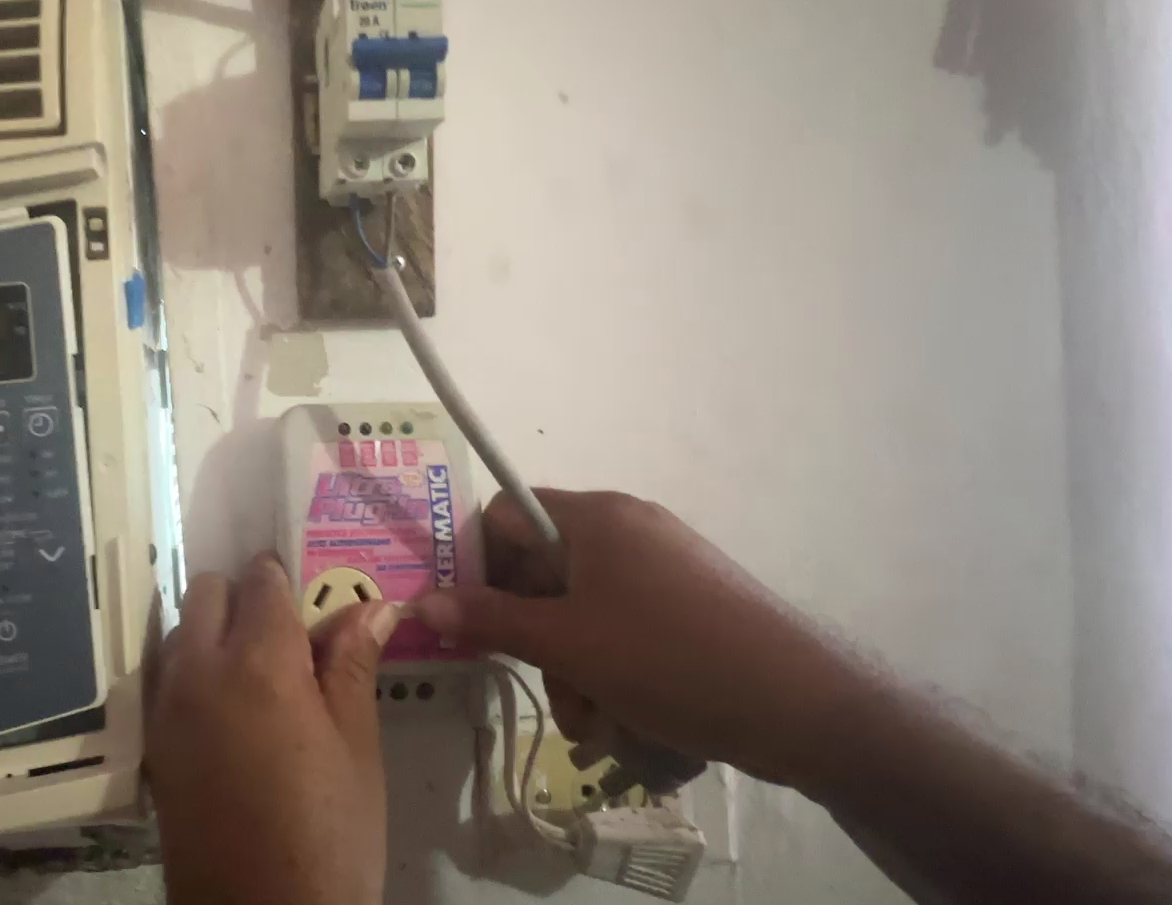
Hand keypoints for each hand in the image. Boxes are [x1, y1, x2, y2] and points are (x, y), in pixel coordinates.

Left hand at [145, 553, 399, 904]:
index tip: (303, 595)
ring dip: (210, 628)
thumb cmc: (328, 833)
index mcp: (258, 661)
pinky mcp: (151, 740)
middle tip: (280, 636)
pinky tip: (221, 706)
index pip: (261, 581)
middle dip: (241, 596)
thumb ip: (352, 662)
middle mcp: (199, 668)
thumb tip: (375, 605)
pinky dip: (188, 665)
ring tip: (251, 672)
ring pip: (179, 627)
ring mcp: (166, 704)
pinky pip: (163, 673)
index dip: (284, 578)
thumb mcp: (356, 745)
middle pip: (207, 591)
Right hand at [416, 489, 870, 787]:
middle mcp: (627, 526)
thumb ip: (488, 619)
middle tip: (536, 680)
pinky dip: (609, 662)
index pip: (507, 513)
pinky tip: (622, 713)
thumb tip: (421, 601)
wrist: (812, 711)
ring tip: (590, 719)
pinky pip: (623, 619)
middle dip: (531, 629)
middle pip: (544, 565)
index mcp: (594, 515)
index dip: (480, 560)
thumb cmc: (670, 659)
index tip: (473, 613)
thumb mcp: (567, 645)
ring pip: (582, 603)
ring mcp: (664, 562)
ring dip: (570, 660)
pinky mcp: (691, 599)